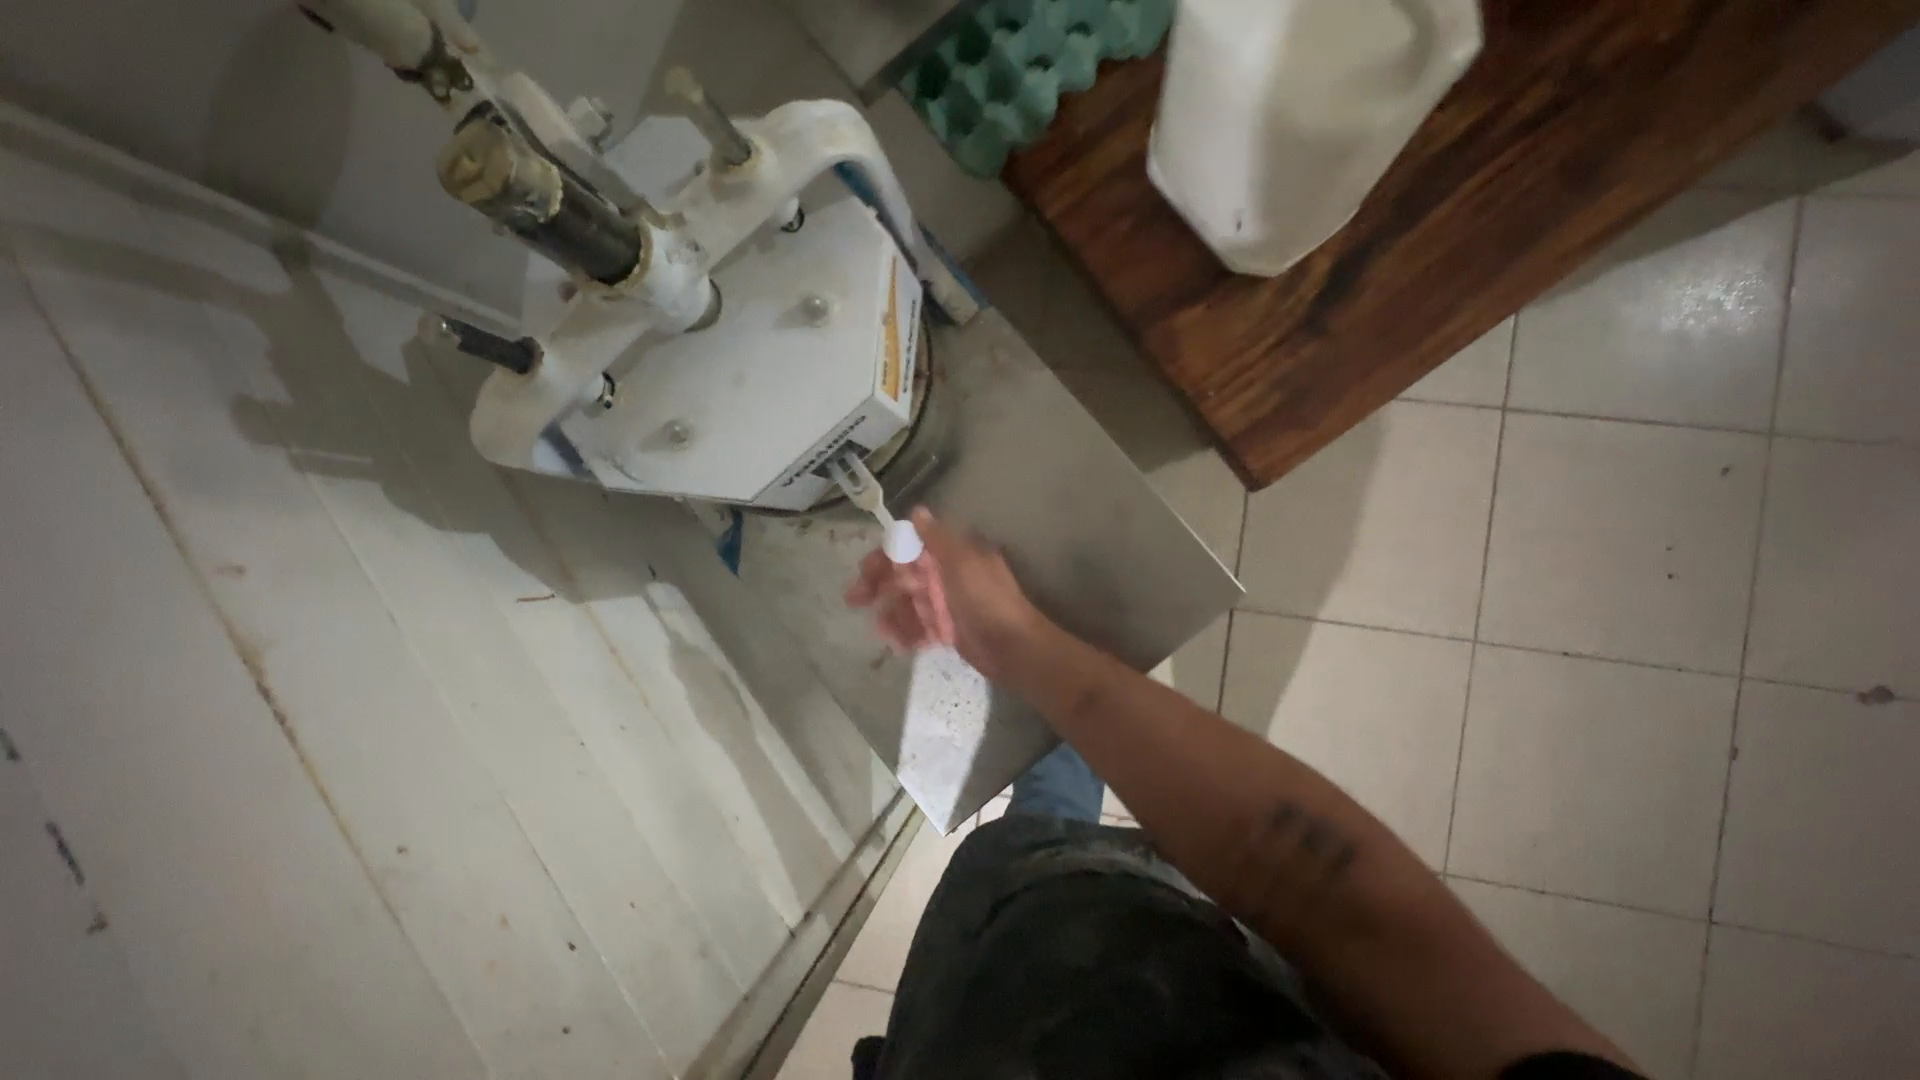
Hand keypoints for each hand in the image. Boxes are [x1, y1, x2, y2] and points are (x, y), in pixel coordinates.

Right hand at [844, 507, 1046, 679]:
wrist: (1014, 647)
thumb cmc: (987, 600)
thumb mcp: (962, 562)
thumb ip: (938, 538)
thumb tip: (917, 511)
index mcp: (952, 554)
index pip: (910, 548)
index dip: (885, 556)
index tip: (865, 571)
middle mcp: (947, 575)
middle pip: (904, 575)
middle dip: (879, 586)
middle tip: (854, 600)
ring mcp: (946, 604)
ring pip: (908, 604)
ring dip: (891, 614)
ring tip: (883, 630)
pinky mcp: (947, 630)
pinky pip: (919, 627)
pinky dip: (907, 633)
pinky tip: (899, 644)